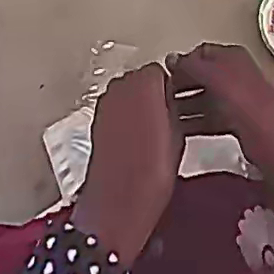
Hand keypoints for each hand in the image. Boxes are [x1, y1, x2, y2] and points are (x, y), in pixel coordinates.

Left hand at [74, 63, 180, 265]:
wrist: (118, 202)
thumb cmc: (152, 171)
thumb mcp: (178, 134)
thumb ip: (173, 106)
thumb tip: (170, 100)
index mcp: (146, 82)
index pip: (161, 71)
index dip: (169, 88)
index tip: (174, 102)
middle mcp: (122, 85)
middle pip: (140, 78)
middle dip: (151, 93)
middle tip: (163, 116)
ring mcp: (106, 102)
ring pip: (126, 93)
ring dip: (135, 103)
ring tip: (147, 130)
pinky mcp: (95, 119)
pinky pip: (114, 108)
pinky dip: (122, 116)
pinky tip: (132, 139)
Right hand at [171, 44, 273, 207]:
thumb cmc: (248, 106)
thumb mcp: (218, 79)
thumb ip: (193, 67)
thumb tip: (171, 59)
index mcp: (233, 57)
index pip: (201, 52)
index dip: (182, 62)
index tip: (161, 75)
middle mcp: (235, 75)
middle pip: (201, 75)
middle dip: (180, 84)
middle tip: (157, 96)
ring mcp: (235, 100)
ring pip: (202, 98)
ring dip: (183, 105)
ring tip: (160, 115)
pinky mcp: (234, 124)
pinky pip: (207, 118)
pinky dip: (192, 122)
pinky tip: (176, 131)